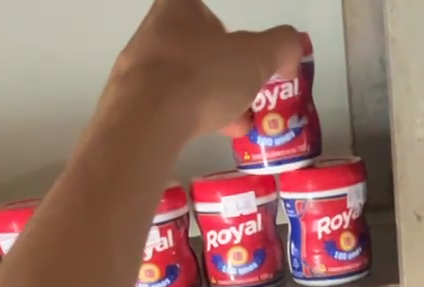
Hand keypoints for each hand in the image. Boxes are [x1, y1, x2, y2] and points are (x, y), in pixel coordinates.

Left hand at [105, 0, 303, 139]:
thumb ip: (281, 47)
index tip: (240, 56)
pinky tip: (205, 137)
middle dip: (220, 73)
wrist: (147, 119)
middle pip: (193, 48)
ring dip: (206, 99)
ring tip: (232, 124)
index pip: (203, 9)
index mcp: (178, 7)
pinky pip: (165, 109)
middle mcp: (152, 31)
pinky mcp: (129, 106)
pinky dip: (187, 120)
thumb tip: (295, 45)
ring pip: (180, 81)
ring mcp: (136, 69)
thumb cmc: (203, 76)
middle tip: (243, 96)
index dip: (225, 32)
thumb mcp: (256, 58)